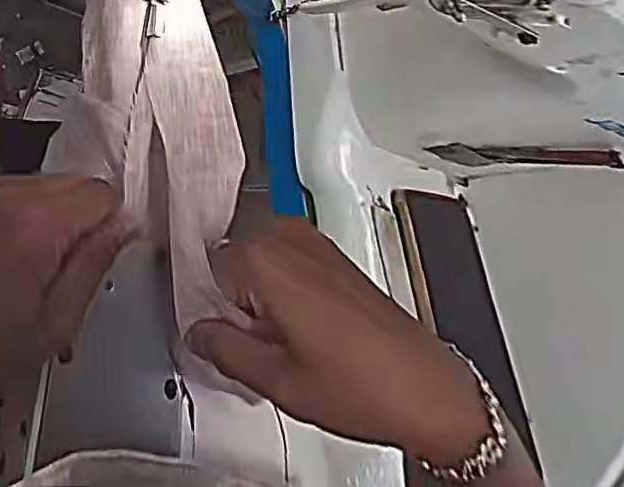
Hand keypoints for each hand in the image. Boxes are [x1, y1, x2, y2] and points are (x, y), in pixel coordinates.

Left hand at [0, 174, 128, 457]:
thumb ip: (99, 258)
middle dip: (92, 218)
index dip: (113, 223)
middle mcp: (15, 195)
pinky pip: (43, 187)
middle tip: (77, 264)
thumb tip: (126, 223)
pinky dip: (50, 211)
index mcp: (36, 224)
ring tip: (52, 259)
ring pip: (66, 183)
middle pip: (85, 183)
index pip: (103, 193)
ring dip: (71, 214)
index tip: (108, 250)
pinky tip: (37, 248)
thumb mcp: (63, 316)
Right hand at [187, 220, 499, 469]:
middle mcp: (287, 237)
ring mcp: (311, 240)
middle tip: (262, 347)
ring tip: (290, 343)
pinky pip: (285, 262)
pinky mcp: (329, 250)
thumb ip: (224, 350)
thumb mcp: (278, 381)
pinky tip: (307, 331)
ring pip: (259, 263)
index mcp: (265, 259)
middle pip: (233, 264)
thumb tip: (199, 333)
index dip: (214, 310)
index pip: (207, 269)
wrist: (425, 386)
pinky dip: (285, 290)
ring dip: (262, 298)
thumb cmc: (366, 382)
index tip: (225, 336)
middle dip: (238, 304)